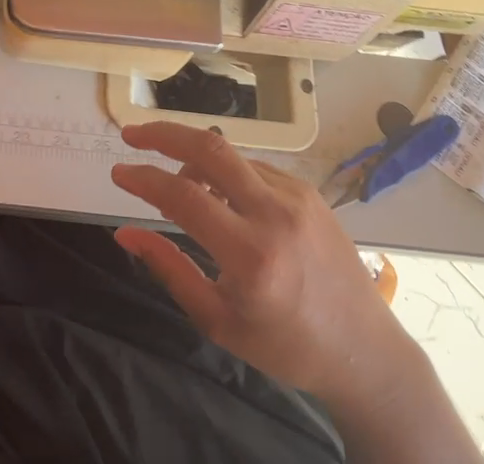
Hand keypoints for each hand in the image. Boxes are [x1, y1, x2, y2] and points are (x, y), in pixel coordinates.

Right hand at [109, 122, 418, 402]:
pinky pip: (254, 169)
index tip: (118, 172)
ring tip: (176, 187)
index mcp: (250, 256)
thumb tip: (125, 233)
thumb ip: (169, 269)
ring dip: (193, 159)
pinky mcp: (310, 194)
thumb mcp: (217, 320)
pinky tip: (218, 199)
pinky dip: (225, 173)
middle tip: (132, 134)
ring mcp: (297, 198)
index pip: (183, 196)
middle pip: (210, 149)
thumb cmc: (285, 346)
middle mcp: (276, 215)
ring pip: (231, 157)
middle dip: (164, 133)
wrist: (365, 350)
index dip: (143, 179)